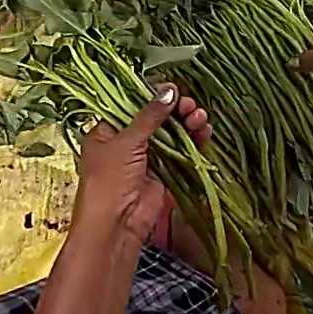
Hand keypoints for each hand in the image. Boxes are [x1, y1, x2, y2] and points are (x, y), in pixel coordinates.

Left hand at [75, 83, 210, 244]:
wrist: (117, 224)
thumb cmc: (110, 180)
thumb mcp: (126, 142)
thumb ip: (150, 116)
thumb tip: (170, 90)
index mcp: (108, 132)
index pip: (133, 105)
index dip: (153, 96)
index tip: (173, 89)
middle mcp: (127, 142)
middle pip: (156, 118)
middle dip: (175, 110)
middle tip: (189, 105)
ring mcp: (147, 157)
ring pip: (172, 133)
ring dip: (187, 123)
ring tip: (199, 118)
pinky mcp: (165, 171)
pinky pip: (182, 151)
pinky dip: (194, 140)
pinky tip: (204, 131)